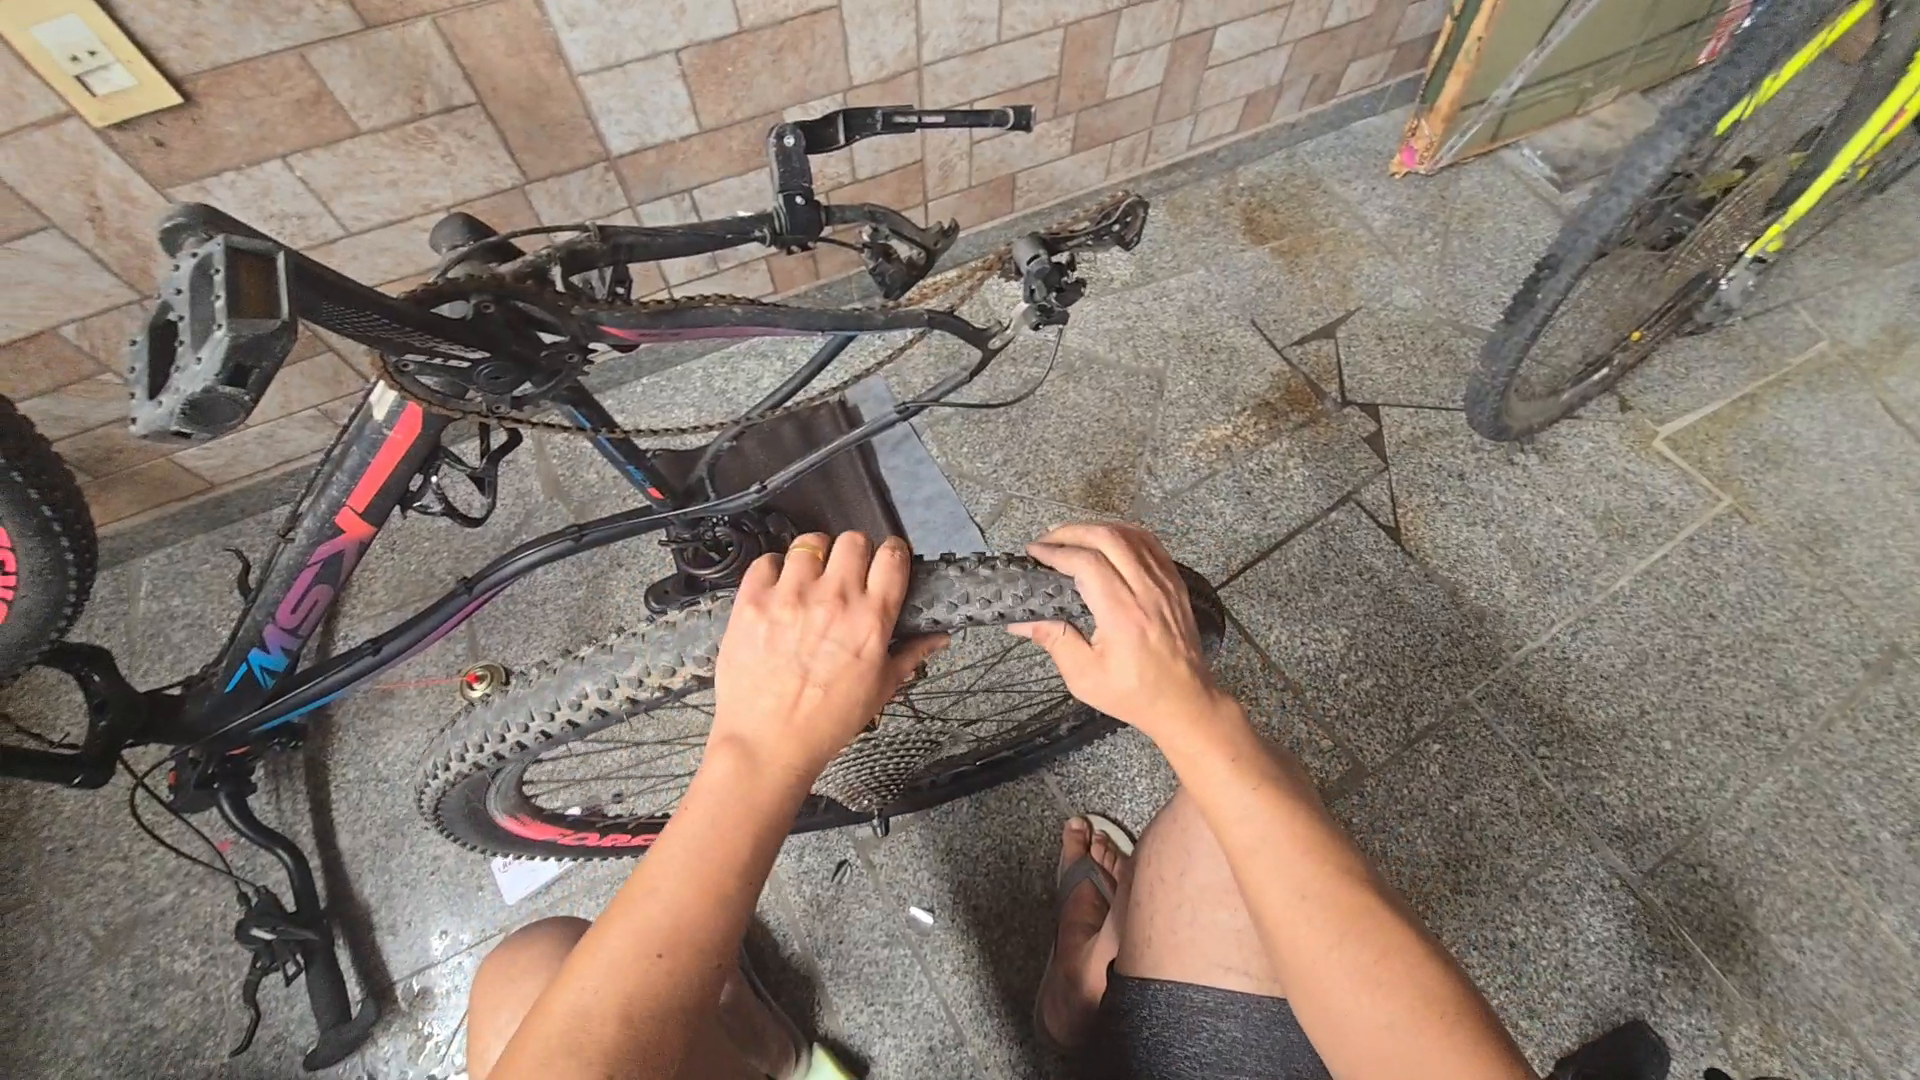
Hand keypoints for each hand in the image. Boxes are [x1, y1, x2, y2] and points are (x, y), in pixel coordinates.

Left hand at [711, 532, 947, 788]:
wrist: (767, 742)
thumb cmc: (827, 721)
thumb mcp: (880, 688)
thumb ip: (912, 654)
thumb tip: (939, 637)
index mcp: (871, 619)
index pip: (893, 555)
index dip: (892, 553)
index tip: (887, 560)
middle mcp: (834, 599)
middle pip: (854, 539)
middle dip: (856, 552)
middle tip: (848, 573)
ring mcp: (791, 596)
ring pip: (810, 543)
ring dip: (816, 557)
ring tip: (811, 579)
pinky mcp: (753, 601)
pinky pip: (768, 560)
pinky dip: (775, 570)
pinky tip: (780, 590)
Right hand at [1009, 524, 1231, 745]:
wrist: (1185, 702)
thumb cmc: (1134, 694)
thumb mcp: (1085, 677)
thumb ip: (1054, 641)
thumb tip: (1021, 622)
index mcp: (1123, 615)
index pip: (1087, 563)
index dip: (1056, 551)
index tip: (1034, 553)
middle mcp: (1147, 592)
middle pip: (1108, 538)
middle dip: (1071, 532)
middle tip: (1046, 541)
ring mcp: (1165, 584)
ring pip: (1130, 534)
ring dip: (1095, 528)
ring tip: (1070, 538)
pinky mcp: (1174, 583)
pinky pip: (1150, 543)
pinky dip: (1123, 533)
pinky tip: (1105, 539)